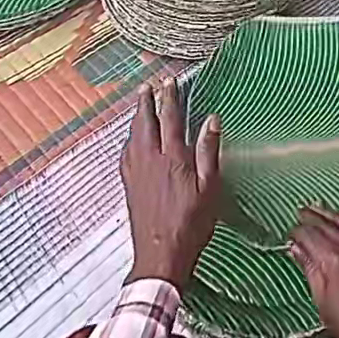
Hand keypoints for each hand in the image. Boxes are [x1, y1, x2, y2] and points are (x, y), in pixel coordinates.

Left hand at [123, 79, 221, 285]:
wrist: (161, 256)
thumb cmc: (192, 223)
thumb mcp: (210, 187)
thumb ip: (208, 151)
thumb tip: (212, 120)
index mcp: (173, 157)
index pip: (170, 118)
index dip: (170, 98)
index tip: (169, 82)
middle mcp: (151, 159)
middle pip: (146, 122)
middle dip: (147, 101)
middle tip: (147, 86)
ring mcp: (136, 172)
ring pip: (134, 136)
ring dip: (137, 117)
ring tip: (139, 105)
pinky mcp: (129, 185)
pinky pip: (126, 153)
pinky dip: (130, 138)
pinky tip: (131, 140)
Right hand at [287, 206, 338, 337]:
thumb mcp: (321, 298)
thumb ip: (308, 267)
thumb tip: (295, 248)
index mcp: (331, 257)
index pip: (308, 234)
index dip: (297, 232)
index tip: (291, 234)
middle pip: (325, 223)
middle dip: (310, 217)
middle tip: (299, 212)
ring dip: (329, 214)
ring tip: (318, 209)